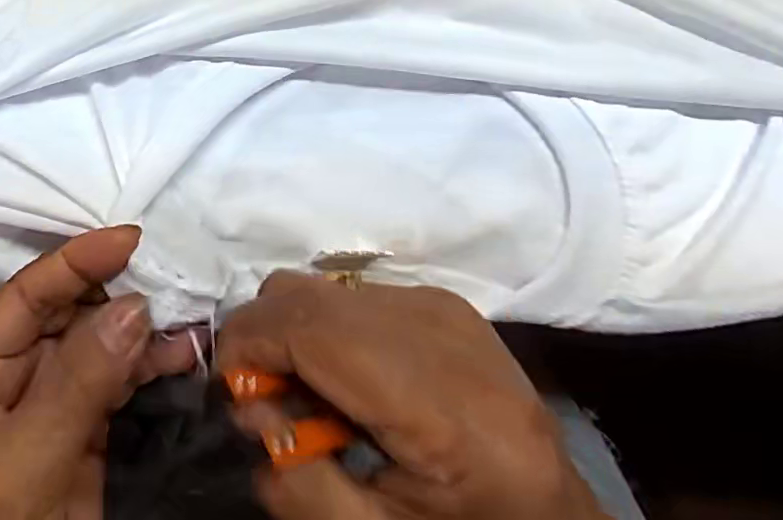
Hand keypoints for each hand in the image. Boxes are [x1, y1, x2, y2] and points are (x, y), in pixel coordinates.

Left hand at [0, 226, 198, 519]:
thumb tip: (134, 305)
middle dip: (118, 291)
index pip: (25, 295)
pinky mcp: (82, 419)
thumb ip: (77, 382)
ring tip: (188, 311)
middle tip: (169, 275)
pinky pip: (120, 374)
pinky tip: (185, 350)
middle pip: (68, 309)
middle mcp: (5, 368)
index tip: (130, 238)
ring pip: (100, 337)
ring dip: (144, 325)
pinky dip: (153, 361)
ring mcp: (47, 392)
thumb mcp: (21, 464)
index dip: (77, 262)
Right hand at [217, 272, 607, 519]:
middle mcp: (437, 325)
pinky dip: (324, 327)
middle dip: (260, 338)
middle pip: (305, 293)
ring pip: (320, 285)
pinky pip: (349, 292)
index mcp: (437, 398)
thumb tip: (247, 411)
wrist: (554, 513)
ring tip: (312, 397)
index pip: (312, 328)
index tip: (227, 392)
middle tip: (266, 404)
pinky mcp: (438, 296)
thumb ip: (300, 484)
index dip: (248, 345)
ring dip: (290, 331)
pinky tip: (348, 380)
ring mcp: (439, 301)